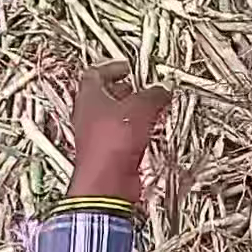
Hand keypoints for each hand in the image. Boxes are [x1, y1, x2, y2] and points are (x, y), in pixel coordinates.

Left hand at [67, 62, 169, 204]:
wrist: (108, 183)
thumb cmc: (113, 143)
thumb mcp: (140, 109)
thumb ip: (153, 95)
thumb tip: (163, 88)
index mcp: (89, 98)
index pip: (95, 75)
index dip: (112, 68)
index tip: (128, 68)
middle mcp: (88, 117)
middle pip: (105, 97)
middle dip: (125, 92)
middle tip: (143, 90)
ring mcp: (96, 138)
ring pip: (114, 119)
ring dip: (132, 114)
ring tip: (150, 111)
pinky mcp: (107, 156)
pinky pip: (121, 139)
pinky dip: (134, 133)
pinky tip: (148, 134)